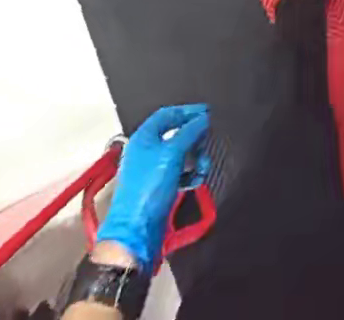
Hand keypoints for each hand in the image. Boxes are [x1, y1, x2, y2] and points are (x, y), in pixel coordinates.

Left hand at [96, 104, 209, 271]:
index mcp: (144, 138)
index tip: (207, 113)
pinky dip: (190, 173)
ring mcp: (153, 170)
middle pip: (177, 134)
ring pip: (182, 153)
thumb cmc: (149, 188)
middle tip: (206, 143)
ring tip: (202, 167)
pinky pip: (180, 171)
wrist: (136, 231)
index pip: (168, 114)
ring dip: (196, 157)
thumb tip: (204, 118)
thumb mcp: (172, 153)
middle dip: (195, 139)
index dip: (188, 111)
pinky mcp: (160, 186)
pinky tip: (195, 180)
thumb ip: (190, 131)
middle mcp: (147, 151)